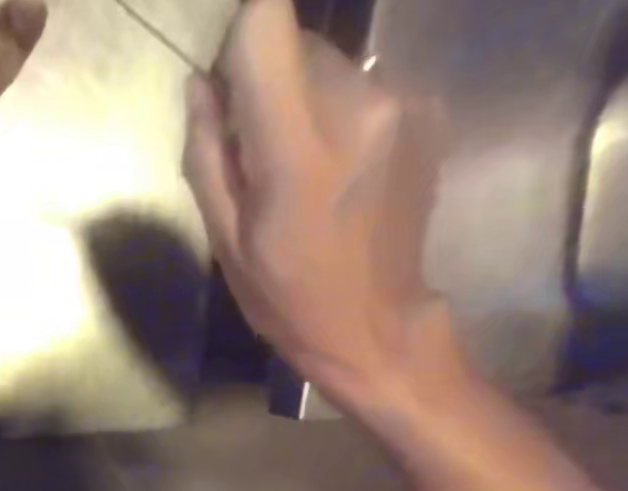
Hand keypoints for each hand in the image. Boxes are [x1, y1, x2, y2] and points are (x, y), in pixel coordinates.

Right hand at [184, 0, 445, 412]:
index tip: (228, 91)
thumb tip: (200, 85)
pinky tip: (336, 172)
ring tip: (299, 170)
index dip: (238, 44)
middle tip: (257, 153)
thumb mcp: (226, 242)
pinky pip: (362, 85)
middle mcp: (360, 104)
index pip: (265, 24)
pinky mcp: (427, 107)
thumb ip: (208, 156)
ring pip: (329, 63)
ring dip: (300, 99)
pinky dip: (337, 113)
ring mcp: (402, 102)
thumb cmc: (287, 297)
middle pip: (296, 41)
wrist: (375, 323)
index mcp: (298, 149)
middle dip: (265, 83)